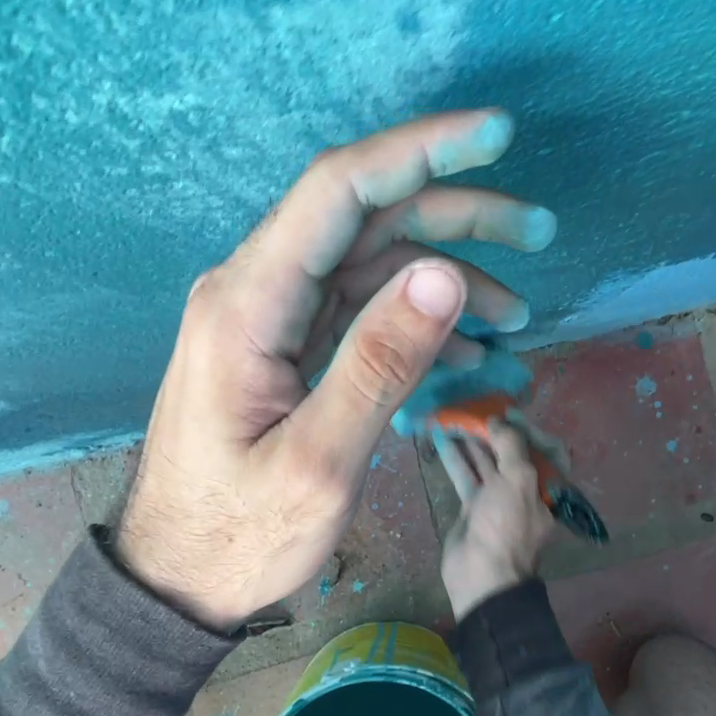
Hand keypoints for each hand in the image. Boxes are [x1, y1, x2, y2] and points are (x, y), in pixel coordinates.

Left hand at [115, 110, 555, 629]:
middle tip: (538, 232)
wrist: (177, 579)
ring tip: (518, 315)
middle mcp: (254, 293)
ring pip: (371, 267)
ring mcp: (271, 321)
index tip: (497, 135)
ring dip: (447, 280)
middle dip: (456, 216)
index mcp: (247, 305)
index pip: (339, 192)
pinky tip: (470, 352)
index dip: (421, 151)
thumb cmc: (237, 535)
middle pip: (366, 220)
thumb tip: (444, 274)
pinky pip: (360, 315)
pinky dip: (418, 324)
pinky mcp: (286, 350)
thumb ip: (378, 364)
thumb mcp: (318, 463)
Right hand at [438, 421, 561, 618]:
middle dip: (495, 431)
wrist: (482, 574)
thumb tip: (498, 420)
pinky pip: (466, 476)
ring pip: (486, 463)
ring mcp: (498, 499)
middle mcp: (525, 491)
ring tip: (454, 416)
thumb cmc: (507, 525)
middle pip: (512, 453)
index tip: (506, 413)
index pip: (545, 449)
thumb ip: (511, 445)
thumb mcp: (518, 480)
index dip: (528, 429)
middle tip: (474, 408)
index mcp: (546, 487)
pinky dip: (455, 458)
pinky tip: (441, 438)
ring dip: (472, 441)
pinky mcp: (473, 507)